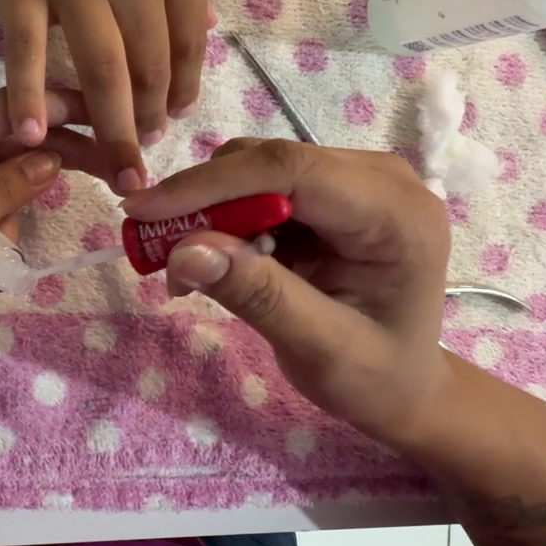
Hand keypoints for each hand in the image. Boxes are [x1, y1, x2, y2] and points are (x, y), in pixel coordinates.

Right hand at [0, 0, 212, 193]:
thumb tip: (170, 29)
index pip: (190, 43)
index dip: (183, 91)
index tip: (174, 118)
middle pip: (149, 70)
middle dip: (149, 123)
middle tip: (140, 159)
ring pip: (100, 75)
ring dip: (109, 130)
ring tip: (113, 169)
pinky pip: (26, 53)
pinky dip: (29, 98)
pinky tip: (33, 137)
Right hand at [121, 139, 453, 440]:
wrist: (402, 384)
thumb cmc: (374, 377)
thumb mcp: (319, 349)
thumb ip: (258, 295)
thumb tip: (184, 250)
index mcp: (396, 215)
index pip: (291, 171)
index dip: (211, 184)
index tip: (143, 211)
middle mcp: (380, 179)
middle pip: (267, 161)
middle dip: (202, 199)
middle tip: (155, 247)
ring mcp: (353, 179)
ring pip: (253, 167)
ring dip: (208, 209)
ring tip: (188, 265)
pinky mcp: (327, 189)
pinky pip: (255, 185)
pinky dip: (222, 216)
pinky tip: (214, 260)